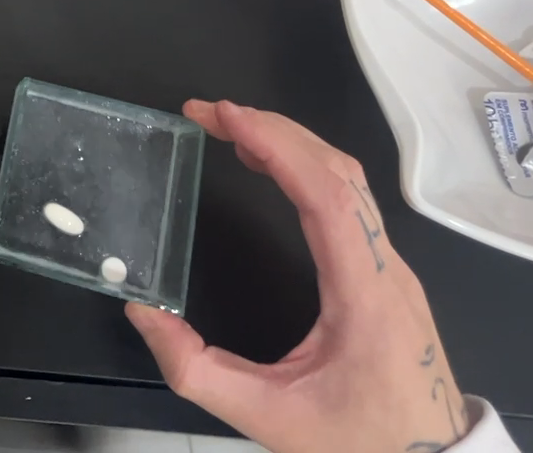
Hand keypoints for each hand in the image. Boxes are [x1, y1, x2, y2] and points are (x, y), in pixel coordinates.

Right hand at [127, 100, 469, 452]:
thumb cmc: (358, 444)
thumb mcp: (267, 420)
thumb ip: (194, 369)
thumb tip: (140, 308)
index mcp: (362, 295)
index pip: (325, 196)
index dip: (277, 146)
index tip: (225, 117)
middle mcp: (385, 266)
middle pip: (336, 172)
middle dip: (270, 128)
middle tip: (207, 113)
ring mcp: (391, 264)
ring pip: (347, 178)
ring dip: (288, 140)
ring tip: (230, 126)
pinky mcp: (385, 268)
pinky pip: (348, 195)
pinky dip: (304, 162)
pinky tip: (269, 162)